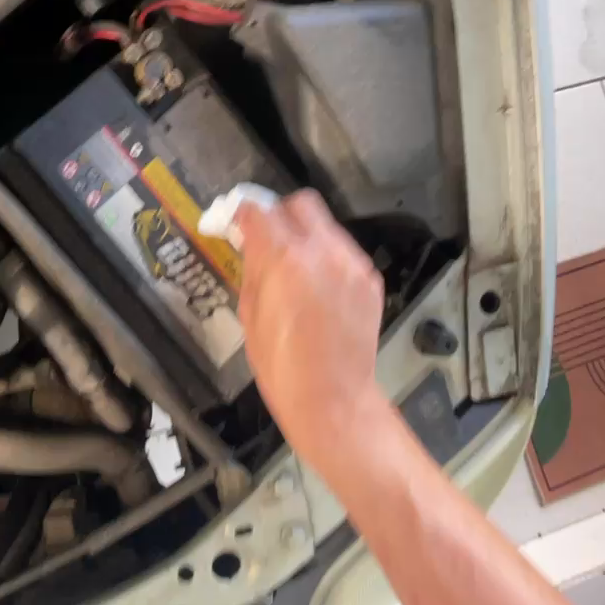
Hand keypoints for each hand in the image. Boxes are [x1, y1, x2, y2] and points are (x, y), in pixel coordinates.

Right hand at [232, 190, 390, 468]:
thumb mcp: (250, 312)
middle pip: (301, 202)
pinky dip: (326, 258)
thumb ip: (253, 267)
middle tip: (267, 236)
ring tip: (294, 267)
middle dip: (280, 213)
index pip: (258, 210)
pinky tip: (318, 287)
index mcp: (284, 258)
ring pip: (325, 226)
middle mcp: (323, 251)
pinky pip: (343, 252)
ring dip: (305, 236)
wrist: (334, 401)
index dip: (242, 213)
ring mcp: (352, 264)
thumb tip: (251, 241)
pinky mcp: (369, 280)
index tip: (235, 222)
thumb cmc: (280, 366)